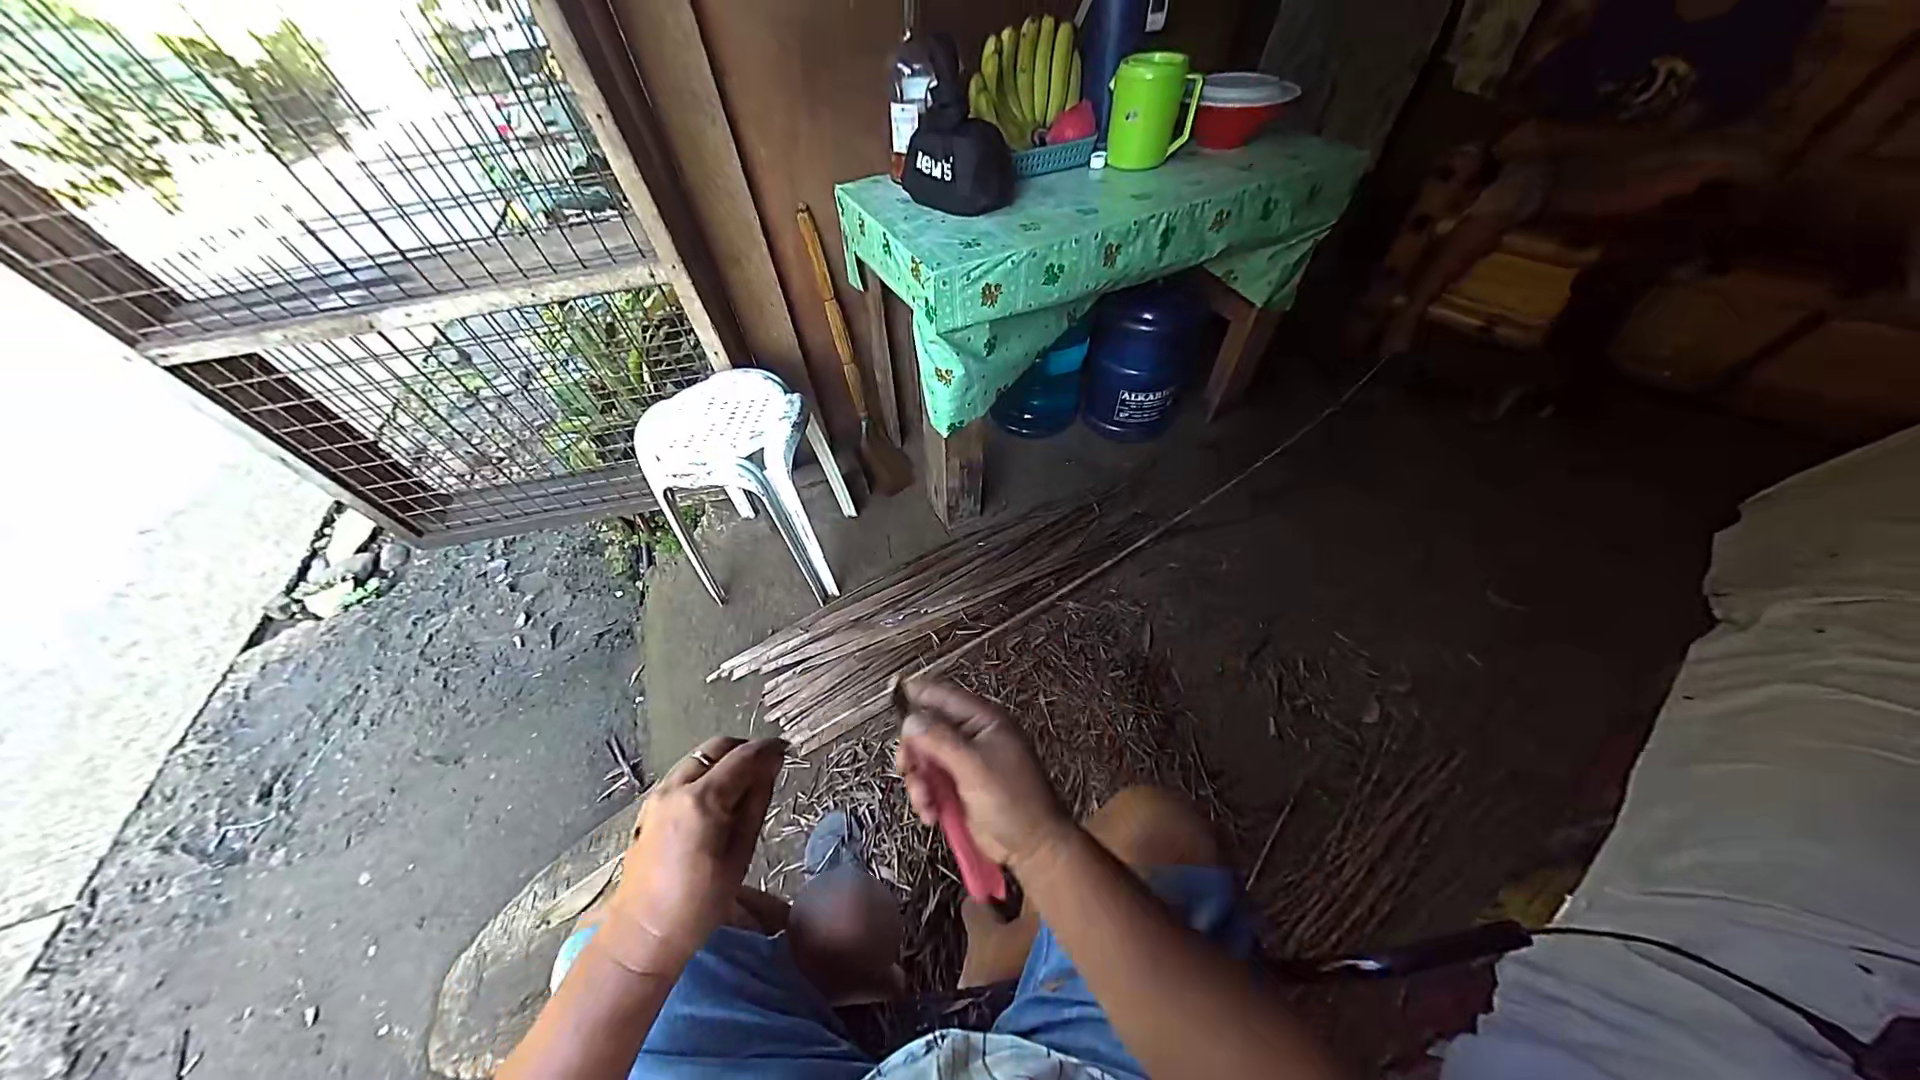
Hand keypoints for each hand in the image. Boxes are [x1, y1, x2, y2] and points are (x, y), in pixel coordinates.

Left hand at [603, 736, 784, 972]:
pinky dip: (705, 774)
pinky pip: (683, 775)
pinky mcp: (649, 807)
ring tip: (744, 783)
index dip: (768, 749)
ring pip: (698, 758)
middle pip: (717, 747)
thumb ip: (756, 802)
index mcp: (703, 800)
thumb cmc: (699, 902)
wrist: (642, 934)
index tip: (785, 750)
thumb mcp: (741, 852)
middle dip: (744, 750)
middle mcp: (676, 788)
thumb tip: (770, 768)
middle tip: (766, 765)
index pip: (743, 756)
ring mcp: (658, 796)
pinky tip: (717, 798)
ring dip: (723, 761)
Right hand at [894, 680, 1072, 870]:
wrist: (1030, 846)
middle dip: (914, 750)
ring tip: (925, 800)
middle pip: (928, 730)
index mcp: (984, 722)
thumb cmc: (1014, 800)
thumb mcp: (974, 766)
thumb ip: (940, 740)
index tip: (895, 696)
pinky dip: (925, 798)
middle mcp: (972, 739)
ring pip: (924, 760)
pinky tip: (932, 813)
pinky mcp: (957, 789)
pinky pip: (929, 785)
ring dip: (919, 781)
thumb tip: (911, 719)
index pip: (945, 697)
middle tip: (908, 766)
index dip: (920, 695)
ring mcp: (964, 765)